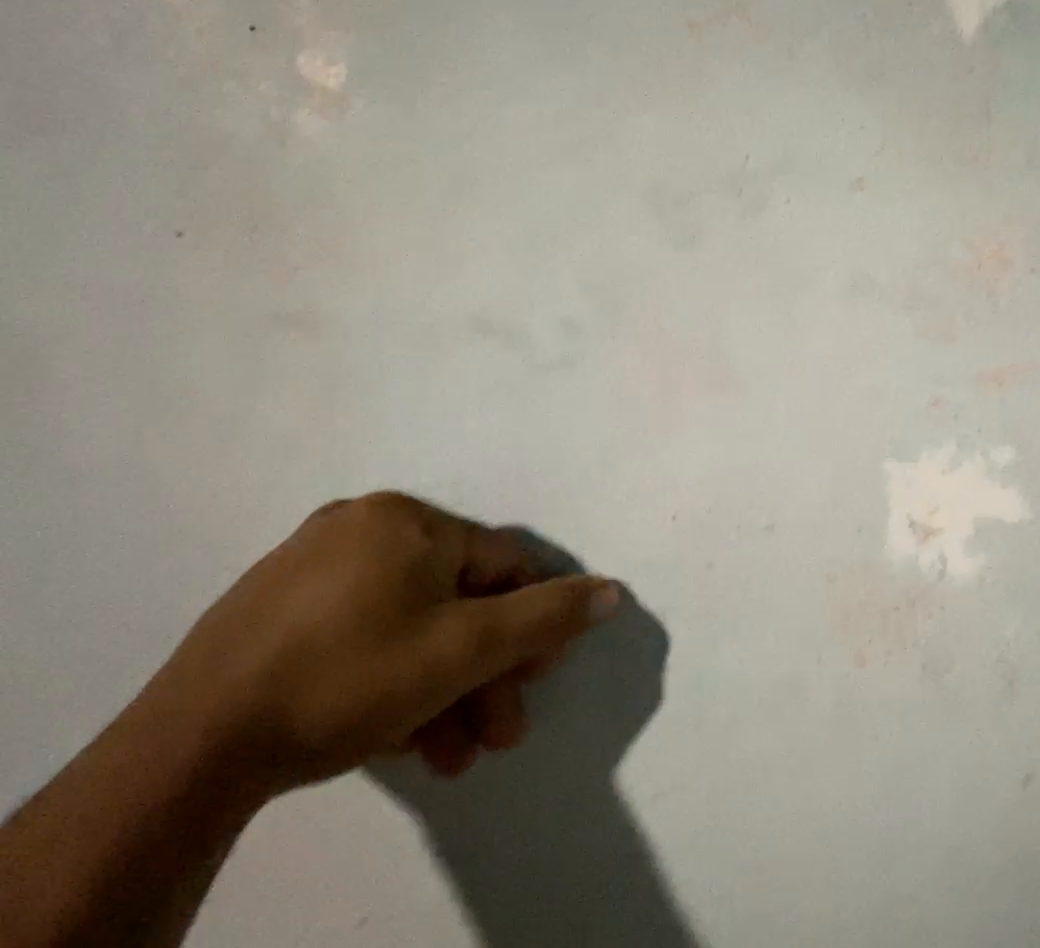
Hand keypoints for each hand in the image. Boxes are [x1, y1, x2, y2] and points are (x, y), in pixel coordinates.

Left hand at [146, 492, 621, 793]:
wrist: (191, 749)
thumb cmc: (350, 678)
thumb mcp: (469, 648)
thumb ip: (548, 616)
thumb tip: (610, 591)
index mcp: (404, 521)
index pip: (504, 566)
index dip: (532, 626)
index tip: (535, 682)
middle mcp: (356, 530)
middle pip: (458, 604)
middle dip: (486, 676)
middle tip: (498, 733)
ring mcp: (307, 572)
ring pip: (412, 629)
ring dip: (447, 694)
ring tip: (453, 755)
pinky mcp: (275, 617)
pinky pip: (366, 640)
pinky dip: (397, 685)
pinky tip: (404, 740)